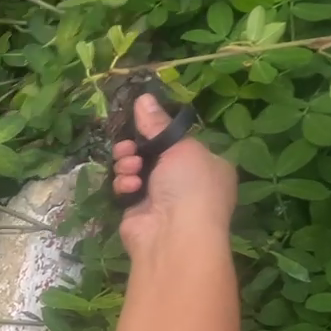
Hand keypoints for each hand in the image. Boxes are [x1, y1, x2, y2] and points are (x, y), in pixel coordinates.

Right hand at [112, 94, 236, 259]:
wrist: (173, 233)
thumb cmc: (190, 186)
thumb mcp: (180, 147)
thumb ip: (157, 124)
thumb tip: (142, 97)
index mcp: (207, 163)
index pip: (178, 141)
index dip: (157, 133)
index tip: (141, 124)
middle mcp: (184, 180)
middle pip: (151, 153)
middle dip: (136, 149)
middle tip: (128, 149)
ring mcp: (160, 197)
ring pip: (134, 170)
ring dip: (127, 166)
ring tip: (130, 169)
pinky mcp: (137, 209)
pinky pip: (125, 189)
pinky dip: (124, 186)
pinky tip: (129, 189)